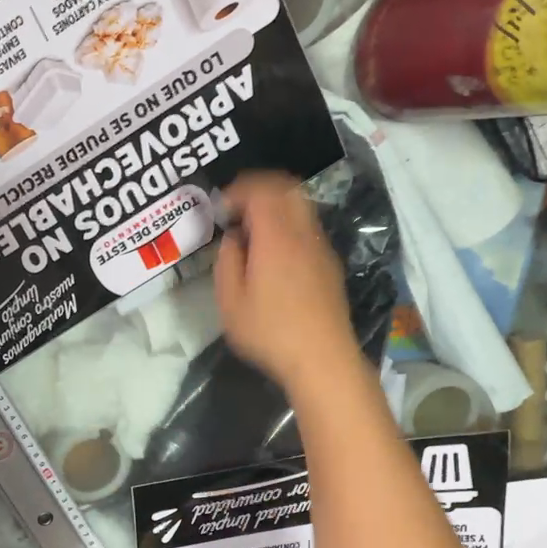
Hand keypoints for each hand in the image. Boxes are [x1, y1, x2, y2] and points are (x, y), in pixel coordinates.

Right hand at [213, 172, 360, 391]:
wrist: (321, 358)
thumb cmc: (268, 331)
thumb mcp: (229, 301)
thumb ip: (227, 260)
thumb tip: (233, 239)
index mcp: (276, 239)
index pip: (262, 191)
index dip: (238, 190)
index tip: (218, 208)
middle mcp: (303, 235)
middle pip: (287, 189)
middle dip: (258, 190)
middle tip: (233, 210)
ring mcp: (321, 248)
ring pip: (300, 206)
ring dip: (273, 207)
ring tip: (249, 230)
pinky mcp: (328, 264)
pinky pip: (306, 227)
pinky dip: (286, 224)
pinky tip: (270, 252)